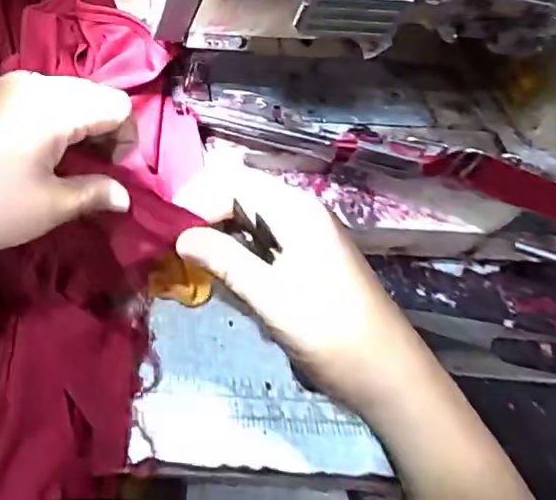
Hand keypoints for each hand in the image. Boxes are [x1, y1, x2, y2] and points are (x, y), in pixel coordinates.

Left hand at [0, 72, 133, 295]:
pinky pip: (36, 98)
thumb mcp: (45, 208)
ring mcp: (5, 85)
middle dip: (105, 129)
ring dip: (78, 124)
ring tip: (64, 165)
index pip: (118, 104)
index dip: (128, 138)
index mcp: (55, 102)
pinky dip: (50, 121)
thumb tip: (124, 196)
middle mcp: (34, 82)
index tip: (117, 173)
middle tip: (96, 171)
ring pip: (65, 95)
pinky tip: (32, 155)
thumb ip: (94, 193)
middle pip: (93, 94)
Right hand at [175, 169, 433, 413]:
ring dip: (223, 234)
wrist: (388, 372)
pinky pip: (267, 238)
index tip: (167, 233)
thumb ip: (226, 262)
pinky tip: (229, 274)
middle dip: (207, 216)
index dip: (198, 202)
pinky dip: (242, 249)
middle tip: (176, 249)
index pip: (233, 183)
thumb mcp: (271, 297)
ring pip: (253, 217)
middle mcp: (302, 208)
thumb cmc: (329, 330)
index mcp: (295, 207)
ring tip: (195, 262)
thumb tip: (181, 236)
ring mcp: (308, 231)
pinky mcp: (310, 254)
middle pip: (243, 195)